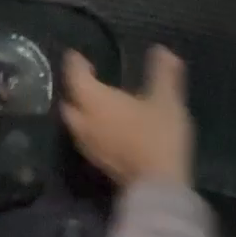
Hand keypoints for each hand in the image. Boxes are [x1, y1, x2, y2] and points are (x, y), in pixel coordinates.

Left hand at [61, 46, 194, 188]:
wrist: (157, 186)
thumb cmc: (158, 136)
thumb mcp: (166, 100)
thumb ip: (162, 73)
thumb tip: (162, 50)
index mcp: (95, 102)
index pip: (75, 77)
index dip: (75, 64)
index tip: (77, 55)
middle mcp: (84, 123)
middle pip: (69, 103)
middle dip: (74, 89)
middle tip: (85, 80)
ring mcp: (89, 146)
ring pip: (75, 124)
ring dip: (80, 111)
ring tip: (94, 103)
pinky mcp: (98, 163)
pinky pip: (86, 140)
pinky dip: (90, 129)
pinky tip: (104, 128)